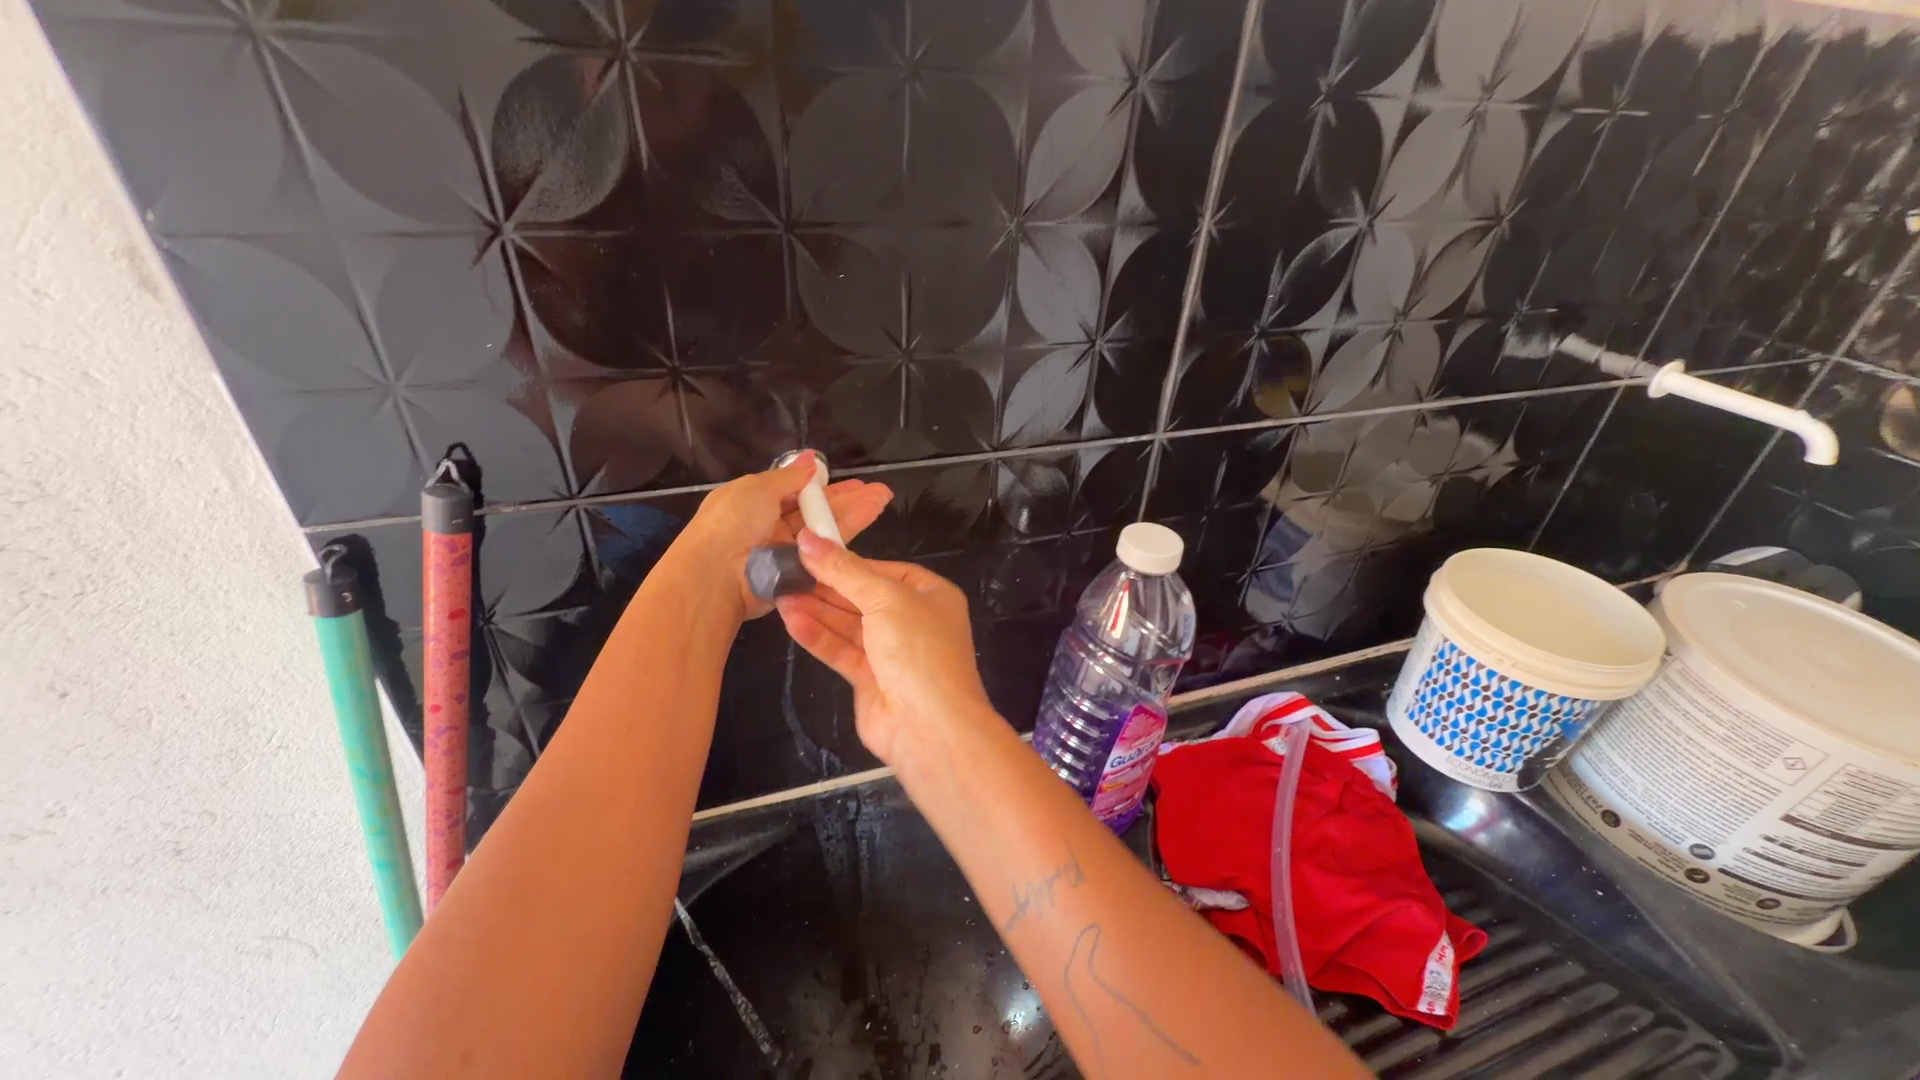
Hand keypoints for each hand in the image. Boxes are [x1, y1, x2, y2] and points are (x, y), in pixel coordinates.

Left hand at [678, 453, 892, 619]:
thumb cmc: (732, 522)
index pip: (796, 491)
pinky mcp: (799, 572)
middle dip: (848, 499)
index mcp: (756, 501)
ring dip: (854, 512)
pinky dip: (847, 535)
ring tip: (881, 499)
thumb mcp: (757, 488)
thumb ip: (789, 476)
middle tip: (879, 491)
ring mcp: (787, 550)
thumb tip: (811, 459)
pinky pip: (826, 551)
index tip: (851, 480)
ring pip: (826, 529)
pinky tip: (870, 519)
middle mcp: (772, 526)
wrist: (718, 573)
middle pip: (816, 510)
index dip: (824, 484)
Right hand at [776, 530, 998, 769]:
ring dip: (816, 610)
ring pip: (848, 625)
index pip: (885, 571)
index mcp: (931, 596)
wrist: (929, 725)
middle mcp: (913, 622)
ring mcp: (892, 653)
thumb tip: (808, 539)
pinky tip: (791, 620)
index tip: (812, 553)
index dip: (850, 563)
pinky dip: (817, 636)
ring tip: (779, 593)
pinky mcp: (871, 679)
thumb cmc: (918, 648)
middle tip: (787, 572)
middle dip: (826, 587)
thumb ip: (843, 571)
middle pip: (863, 597)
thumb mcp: (884, 598)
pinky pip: (841, 651)